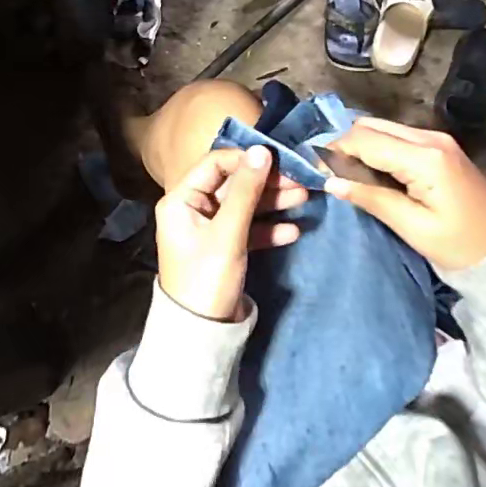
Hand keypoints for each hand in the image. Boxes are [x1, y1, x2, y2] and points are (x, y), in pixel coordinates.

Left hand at [155, 146, 307, 321]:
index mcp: (181, 199)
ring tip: (304, 200)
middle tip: (300, 182)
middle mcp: (193, 209)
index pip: (216, 164)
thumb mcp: (228, 233)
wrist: (200, 335)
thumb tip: (262, 151)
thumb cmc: (207, 278)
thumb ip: (246, 191)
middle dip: (267, 183)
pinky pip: (248, 229)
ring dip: (273, 203)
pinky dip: (269, 228)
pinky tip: (292, 231)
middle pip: (234, 184)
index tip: (280, 160)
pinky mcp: (224, 247)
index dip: (247, 159)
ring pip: (245, 206)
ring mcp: (209, 229)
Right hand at [322, 118, 485, 270]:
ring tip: (346, 177)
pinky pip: (397, 138)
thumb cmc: (462, 246)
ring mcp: (436, 139)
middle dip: (345, 146)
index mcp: (425, 157)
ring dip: (360, 147)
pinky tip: (370, 174)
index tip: (314, 171)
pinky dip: (377, 150)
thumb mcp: (413, 227)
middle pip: (370, 126)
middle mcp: (430, 138)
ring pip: (382, 129)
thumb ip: (372, 198)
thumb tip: (330, 181)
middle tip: (329, 175)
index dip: (334, 152)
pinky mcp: (439, 147)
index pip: (365, 140)